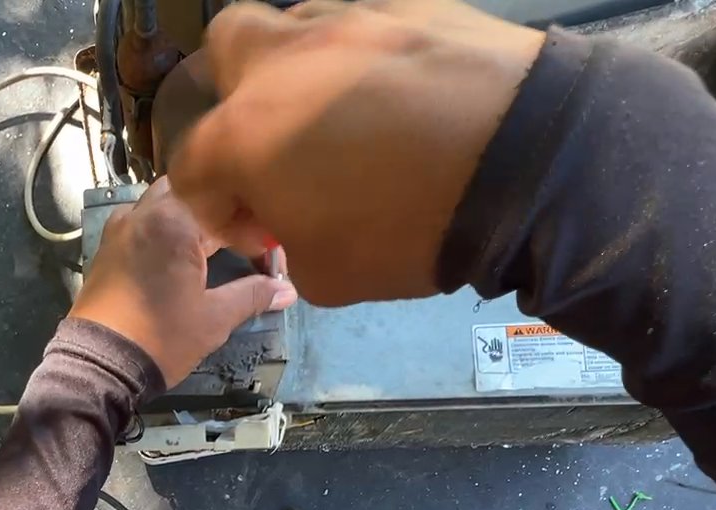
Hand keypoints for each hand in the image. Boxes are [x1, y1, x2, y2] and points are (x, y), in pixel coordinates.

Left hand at [70, 178, 297, 388]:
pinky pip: (147, 224)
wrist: (98, 366)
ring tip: (221, 251)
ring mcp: (121, 228)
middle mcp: (144, 211)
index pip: (230, 208)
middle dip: (228, 217)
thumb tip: (287, 290)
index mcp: (174, 219)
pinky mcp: (109, 248)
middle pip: (199, 196)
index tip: (273, 262)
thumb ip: (253, 295)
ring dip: (198, 222)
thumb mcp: (214, 319)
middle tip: (249, 248)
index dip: (258, 233)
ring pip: (170, 206)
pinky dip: (171, 233)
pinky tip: (186, 258)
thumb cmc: (160, 339)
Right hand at [169, 0, 545, 305]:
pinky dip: (357, 63)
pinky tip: (391, 101)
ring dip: (295, 73)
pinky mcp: (408, 4)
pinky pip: (360, 25)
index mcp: (243, 136)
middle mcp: (281, 62)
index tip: (261, 232)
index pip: (191, 167)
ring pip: (293, 26)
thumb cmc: (404, 232)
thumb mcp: (323, 277)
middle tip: (272, 146)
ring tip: (335, 122)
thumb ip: (285, 243)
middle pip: (225, 51)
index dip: (217, 210)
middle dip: (234, 101)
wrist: (524, 167)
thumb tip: (292, 219)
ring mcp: (346, 19)